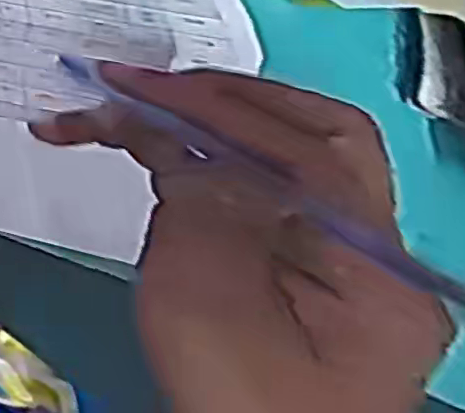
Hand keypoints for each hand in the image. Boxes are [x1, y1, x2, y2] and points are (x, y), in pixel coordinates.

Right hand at [31, 65, 453, 412]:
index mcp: (367, 262)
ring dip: (178, 120)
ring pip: (261, 151)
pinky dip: (173, 152)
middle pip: (307, 134)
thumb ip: (209, 203)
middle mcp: (360, 246)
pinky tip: (121, 144)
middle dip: (214, 95)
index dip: (204, 104)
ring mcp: (320, 250)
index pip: (297, 149)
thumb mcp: (213, 294)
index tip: (123, 83)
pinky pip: (232, 181)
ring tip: (97, 113)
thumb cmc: (236, 389)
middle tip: (137, 84)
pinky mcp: (274, 255)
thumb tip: (185, 138)